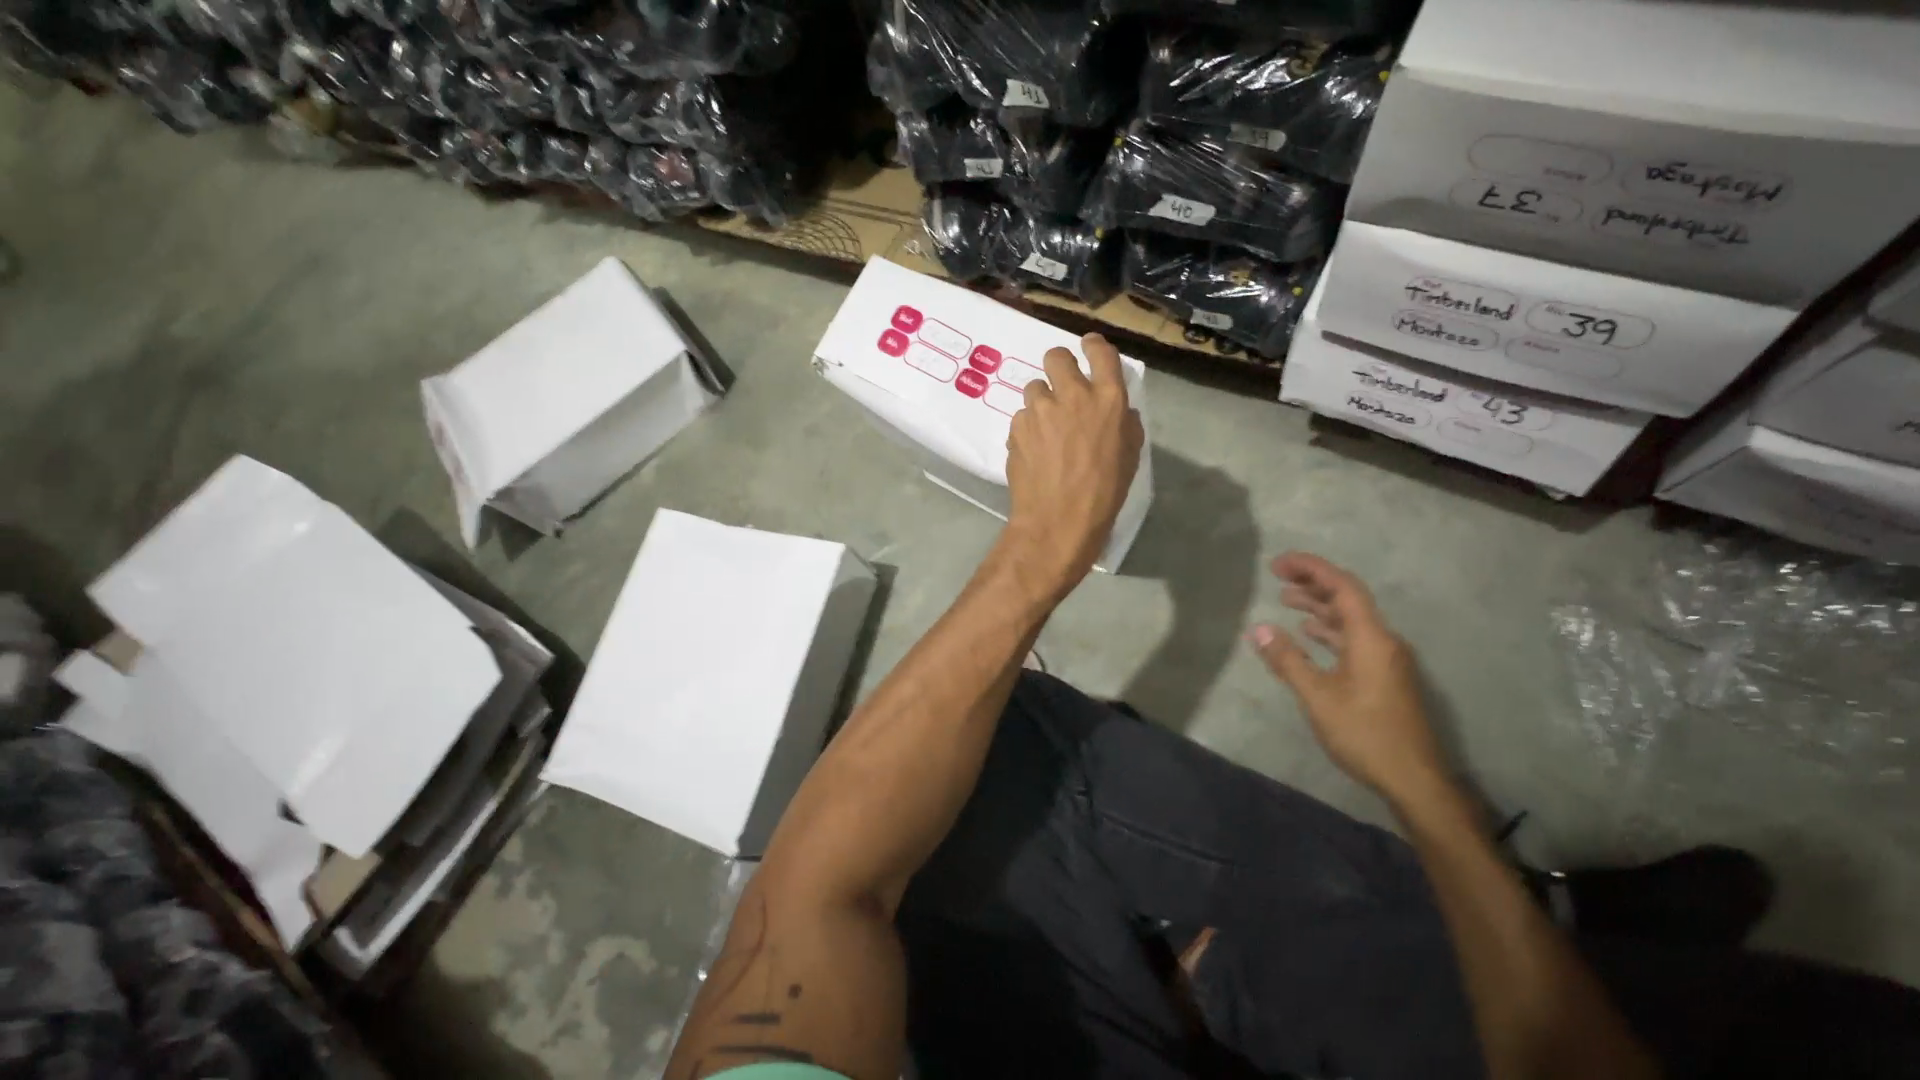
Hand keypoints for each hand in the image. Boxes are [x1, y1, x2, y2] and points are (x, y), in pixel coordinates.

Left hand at [1002, 333, 1144, 597]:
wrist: (1059, 520)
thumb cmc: (1104, 493)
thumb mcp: (1130, 456)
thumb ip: (1124, 424)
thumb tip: (1119, 412)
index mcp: (1109, 400)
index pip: (1101, 351)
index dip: (1093, 346)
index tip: (1089, 349)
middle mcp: (1073, 395)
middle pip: (1056, 356)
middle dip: (1059, 367)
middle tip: (1062, 388)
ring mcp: (1040, 410)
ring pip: (1034, 387)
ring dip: (1041, 401)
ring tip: (1047, 427)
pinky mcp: (1016, 427)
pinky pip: (1021, 416)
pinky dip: (1027, 427)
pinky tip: (1034, 450)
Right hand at [1249, 553, 1448, 801]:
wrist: (1414, 777)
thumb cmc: (1365, 734)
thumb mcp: (1318, 698)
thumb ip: (1288, 661)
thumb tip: (1258, 629)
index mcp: (1371, 638)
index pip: (1342, 587)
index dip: (1311, 569)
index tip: (1278, 564)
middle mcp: (1384, 641)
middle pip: (1348, 599)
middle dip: (1313, 584)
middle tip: (1277, 577)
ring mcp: (1387, 659)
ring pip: (1351, 620)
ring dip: (1320, 608)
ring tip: (1287, 601)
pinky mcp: (1385, 677)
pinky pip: (1355, 639)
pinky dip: (1330, 631)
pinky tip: (1310, 636)